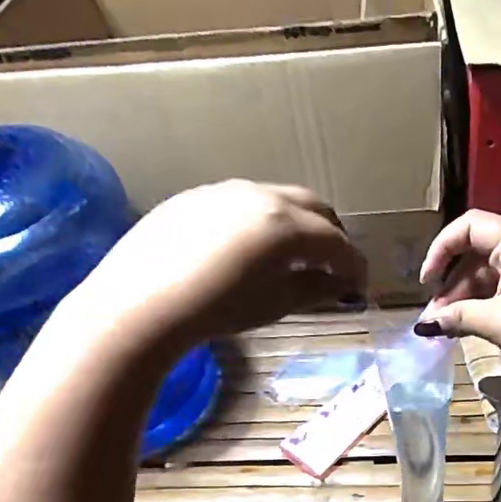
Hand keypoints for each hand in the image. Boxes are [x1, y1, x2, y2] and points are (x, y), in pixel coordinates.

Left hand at [70, 180, 366, 346]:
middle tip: (334, 267)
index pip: (337, 242)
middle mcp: (263, 197)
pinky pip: (246, 202)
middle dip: (332, 236)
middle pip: (316, 208)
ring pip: (281, 199)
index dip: (354, 266)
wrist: (141, 303)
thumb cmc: (217, 310)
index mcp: (287, 226)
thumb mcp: (275, 304)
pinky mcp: (199, 196)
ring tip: (295, 257)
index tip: (359, 286)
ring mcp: (228, 191)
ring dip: (300, 225)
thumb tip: (342, 284)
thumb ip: (316, 289)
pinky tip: (252, 250)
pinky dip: (266, 221)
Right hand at [415, 210, 500, 380]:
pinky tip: (469, 326)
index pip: (470, 225)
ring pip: (490, 273)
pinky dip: (485, 303)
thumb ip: (457, 318)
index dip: (442, 248)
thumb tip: (425, 324)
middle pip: (478, 252)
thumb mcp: (497, 323)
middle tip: (435, 315)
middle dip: (451, 282)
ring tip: (447, 326)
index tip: (427, 281)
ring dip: (466, 297)